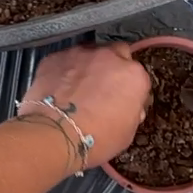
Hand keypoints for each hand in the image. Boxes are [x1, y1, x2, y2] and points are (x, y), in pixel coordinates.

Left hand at [17, 43, 151, 163]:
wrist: (56, 135)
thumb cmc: (98, 139)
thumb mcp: (127, 132)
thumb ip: (131, 110)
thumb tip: (128, 106)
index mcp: (133, 75)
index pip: (137, 75)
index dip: (128, 88)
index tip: (121, 100)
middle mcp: (109, 56)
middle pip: (116, 53)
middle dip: (112, 67)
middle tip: (101, 88)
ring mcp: (80, 53)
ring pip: (89, 53)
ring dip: (87, 66)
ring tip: (77, 88)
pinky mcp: (55, 57)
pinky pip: (64, 61)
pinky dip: (64, 71)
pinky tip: (58, 89)